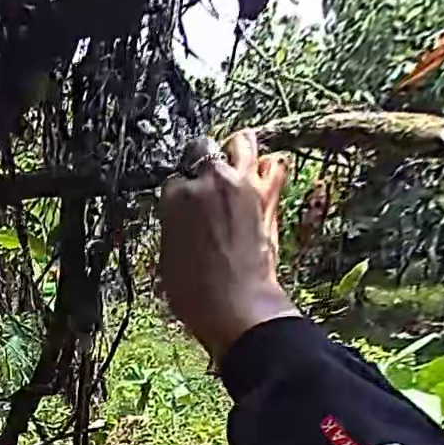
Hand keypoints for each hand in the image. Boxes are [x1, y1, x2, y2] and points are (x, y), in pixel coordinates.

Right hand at [160, 129, 297, 363]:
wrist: (232, 303)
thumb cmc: (193, 290)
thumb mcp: (168, 256)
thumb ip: (175, 225)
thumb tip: (181, 218)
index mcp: (175, 199)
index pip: (173, 178)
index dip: (177, 192)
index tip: (181, 204)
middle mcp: (209, 182)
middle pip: (203, 149)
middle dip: (201, 162)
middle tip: (204, 181)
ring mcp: (243, 183)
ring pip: (241, 141)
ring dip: (236, 150)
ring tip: (235, 165)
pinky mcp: (269, 193)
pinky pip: (274, 162)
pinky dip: (268, 167)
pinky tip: (260, 180)